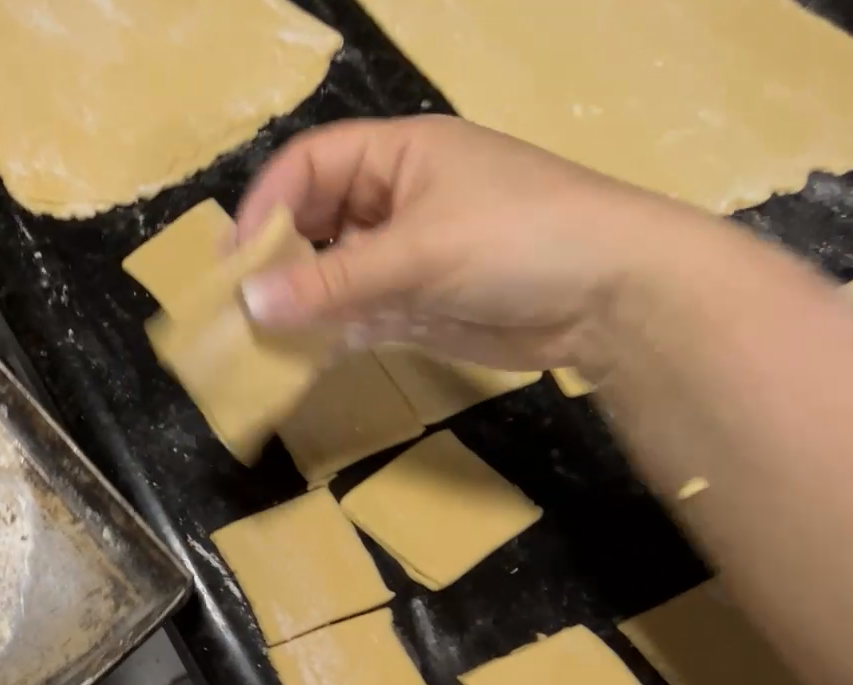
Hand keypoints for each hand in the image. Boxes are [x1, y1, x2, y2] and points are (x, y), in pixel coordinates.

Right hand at [235, 115, 717, 371]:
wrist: (614, 300)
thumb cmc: (521, 239)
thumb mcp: (419, 252)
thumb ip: (330, 282)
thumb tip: (248, 304)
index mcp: (396, 158)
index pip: (307, 166)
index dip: (266, 205)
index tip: (238, 260)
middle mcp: (388, 202)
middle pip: (307, 221)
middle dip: (273, 260)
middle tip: (238, 305)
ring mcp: (396, 256)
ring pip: (322, 274)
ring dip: (291, 304)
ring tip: (256, 339)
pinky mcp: (405, 305)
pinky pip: (345, 315)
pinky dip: (319, 335)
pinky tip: (295, 358)